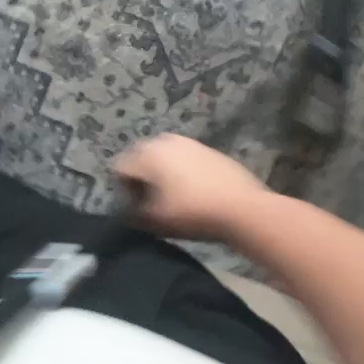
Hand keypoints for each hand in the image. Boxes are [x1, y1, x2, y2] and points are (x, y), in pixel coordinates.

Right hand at [114, 133, 271, 240]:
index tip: (135, 207)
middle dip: (141, 176)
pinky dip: (181, 169)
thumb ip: (133, 215)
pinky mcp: (207, 149)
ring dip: (161, 171)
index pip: (119, 168)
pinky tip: (193, 189)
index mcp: (146, 155)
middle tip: (150, 199)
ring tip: (172, 194)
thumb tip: (127, 213)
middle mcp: (163, 141)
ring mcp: (188, 142)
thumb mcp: (156, 221)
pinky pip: (184, 156)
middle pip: (139, 156)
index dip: (122, 189)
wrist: (244, 209)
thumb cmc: (193, 214)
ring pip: (163, 155)